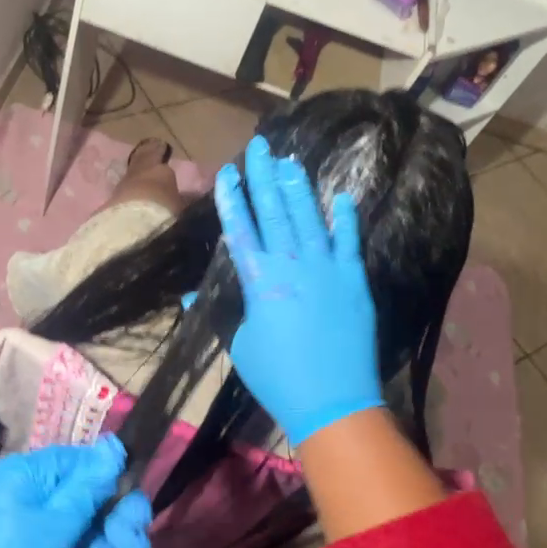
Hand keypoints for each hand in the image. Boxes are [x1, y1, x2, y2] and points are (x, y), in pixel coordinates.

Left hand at [0, 436, 151, 547]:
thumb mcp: (57, 527)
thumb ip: (89, 487)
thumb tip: (115, 445)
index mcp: (23, 470)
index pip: (81, 460)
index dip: (113, 482)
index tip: (136, 512)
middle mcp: (23, 482)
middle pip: (82, 486)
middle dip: (112, 514)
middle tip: (135, 546)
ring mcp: (23, 510)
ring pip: (76, 510)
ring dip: (101, 534)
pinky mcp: (26, 535)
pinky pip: (62, 528)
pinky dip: (81, 544)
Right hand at [213, 136, 383, 445]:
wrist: (332, 401)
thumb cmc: (277, 378)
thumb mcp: (239, 346)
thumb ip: (220, 314)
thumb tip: (192, 294)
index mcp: (259, 281)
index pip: (241, 229)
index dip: (232, 200)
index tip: (226, 172)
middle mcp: (291, 264)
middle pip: (274, 212)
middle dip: (262, 178)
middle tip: (259, 146)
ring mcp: (326, 269)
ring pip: (309, 218)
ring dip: (297, 188)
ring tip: (289, 162)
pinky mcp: (354, 281)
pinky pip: (348, 242)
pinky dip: (345, 219)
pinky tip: (342, 197)